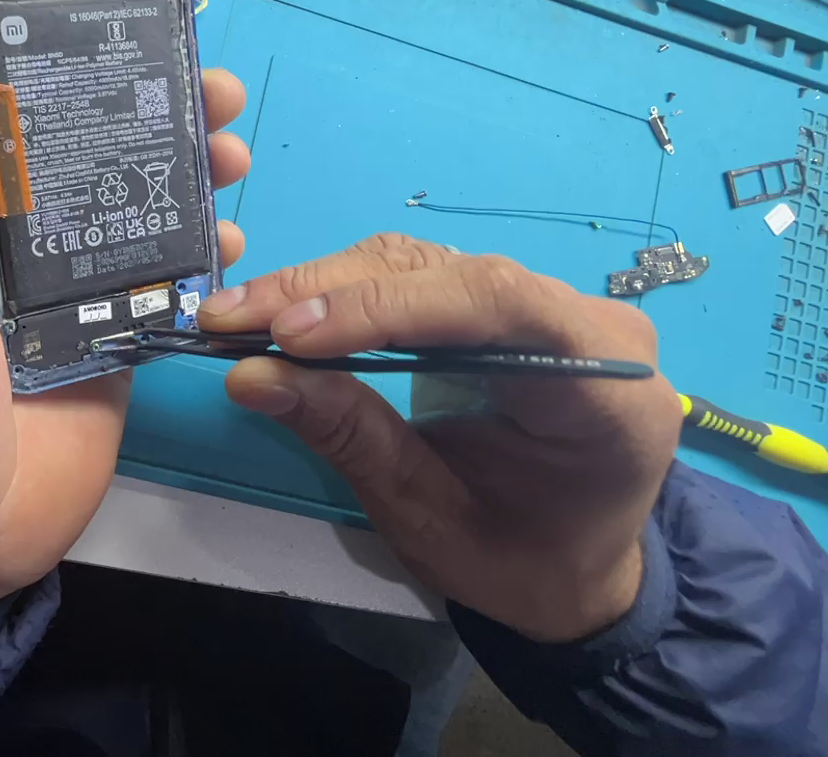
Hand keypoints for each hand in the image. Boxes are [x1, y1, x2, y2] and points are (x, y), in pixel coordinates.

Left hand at [0, 70, 250, 612]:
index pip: (19, 132)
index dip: (69, 81)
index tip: (125, 42)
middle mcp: (25, 248)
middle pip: (95, 162)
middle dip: (152, 119)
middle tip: (211, 92)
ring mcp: (78, 292)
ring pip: (139, 213)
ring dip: (187, 175)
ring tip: (231, 153)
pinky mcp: (120, 338)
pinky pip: (166, 285)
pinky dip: (201, 257)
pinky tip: (230, 234)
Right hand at [198, 234, 678, 642]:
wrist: (568, 565)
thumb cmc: (515, 558)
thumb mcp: (427, 515)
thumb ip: (347, 436)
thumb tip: (248, 375)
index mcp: (599, 386)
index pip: (494, 304)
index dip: (384, 306)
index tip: (287, 334)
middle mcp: (576, 319)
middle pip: (435, 271)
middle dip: (322, 291)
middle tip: (228, 318)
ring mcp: (531, 300)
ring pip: (407, 263)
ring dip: (313, 285)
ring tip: (238, 314)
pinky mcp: (485, 300)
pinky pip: (401, 275)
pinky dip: (330, 292)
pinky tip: (279, 312)